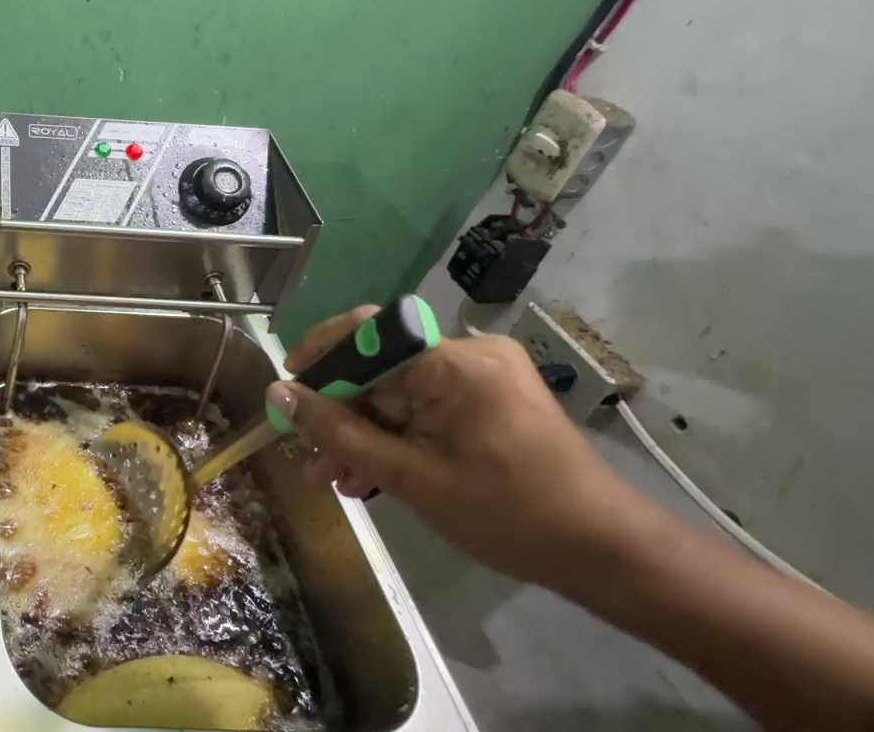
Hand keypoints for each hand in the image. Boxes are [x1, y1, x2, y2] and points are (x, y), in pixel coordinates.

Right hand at [265, 306, 647, 588]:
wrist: (609, 554)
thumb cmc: (511, 516)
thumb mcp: (411, 478)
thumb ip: (338, 432)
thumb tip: (278, 394)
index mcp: (454, 363)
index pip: (364, 332)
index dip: (316, 357)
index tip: (286, 395)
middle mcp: (468, 352)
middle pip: (377, 365)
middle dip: (338, 411)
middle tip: (309, 455)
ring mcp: (482, 373)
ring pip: (396, 389)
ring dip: (362, 429)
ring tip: (335, 476)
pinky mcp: (489, 395)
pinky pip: (423, 402)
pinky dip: (395, 433)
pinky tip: (371, 473)